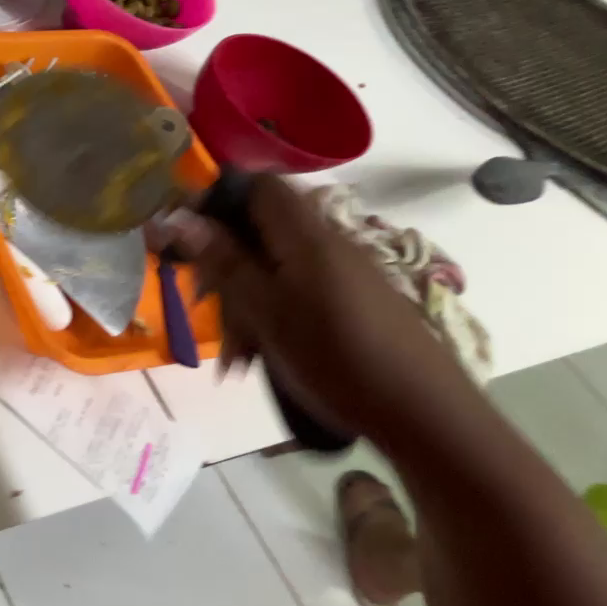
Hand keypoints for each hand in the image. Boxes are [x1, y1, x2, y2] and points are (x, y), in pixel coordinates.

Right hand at [166, 175, 474, 444]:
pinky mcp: (357, 302)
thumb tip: (176, 216)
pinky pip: (298, 291)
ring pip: (274, 267)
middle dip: (223, 262)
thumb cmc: (336, 358)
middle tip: (201, 300)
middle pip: (259, 230)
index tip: (186, 233)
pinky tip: (262, 354)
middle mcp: (328, 244)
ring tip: (235, 351)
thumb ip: (220, 259)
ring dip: (243, 299)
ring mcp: (346, 274)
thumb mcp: (263, 309)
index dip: (217, 197)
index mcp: (306, 236)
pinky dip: (272, 314)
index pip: (258, 184)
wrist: (431, 421)